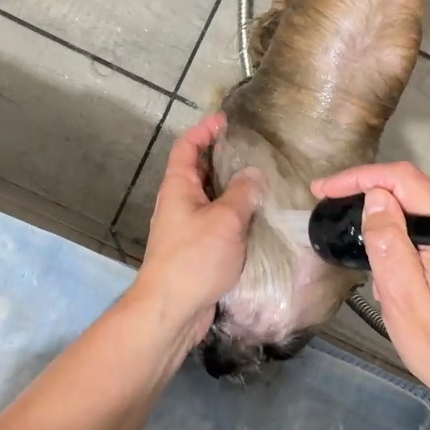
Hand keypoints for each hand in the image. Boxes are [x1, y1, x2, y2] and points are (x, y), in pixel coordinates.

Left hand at [131, 113, 262, 340]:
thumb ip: (241, 194)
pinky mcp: (193, 250)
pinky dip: (230, 215)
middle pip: (196, 171)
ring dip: (228, 189)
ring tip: (258, 182)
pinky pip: (213, 222)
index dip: (203, 130)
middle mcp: (177, 203)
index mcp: (177, 187)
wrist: (171, 308)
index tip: (225, 121)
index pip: (186, 147)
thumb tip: (252, 174)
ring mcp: (183, 227)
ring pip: (206, 198)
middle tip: (248, 150)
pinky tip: (253, 220)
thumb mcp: (225, 220)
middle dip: (218, 158)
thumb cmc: (194, 258)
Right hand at [310, 163, 429, 403]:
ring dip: (387, 217)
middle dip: (369, 193)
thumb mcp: (403, 297)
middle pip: (413, 188)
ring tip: (359, 244)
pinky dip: (405, 232)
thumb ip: (388, 242)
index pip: (403, 179)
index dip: (359, 177)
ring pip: (421, 207)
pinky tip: (389, 259)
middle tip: (331, 209)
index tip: (322, 190)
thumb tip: (375, 197)